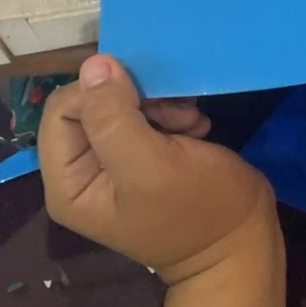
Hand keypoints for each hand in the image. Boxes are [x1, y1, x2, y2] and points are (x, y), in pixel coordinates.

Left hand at [37, 55, 276, 283]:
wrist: (243, 242)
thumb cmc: (198, 209)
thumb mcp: (153, 166)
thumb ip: (115, 118)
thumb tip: (94, 64)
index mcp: (69, 182)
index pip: (62, 111)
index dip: (101, 92)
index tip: (147, 95)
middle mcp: (84, 171)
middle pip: (92, 104)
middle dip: (136, 97)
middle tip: (175, 109)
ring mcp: (116, 163)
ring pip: (122, 103)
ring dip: (160, 104)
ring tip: (190, 120)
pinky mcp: (146, 154)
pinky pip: (146, 114)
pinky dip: (172, 113)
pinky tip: (195, 126)